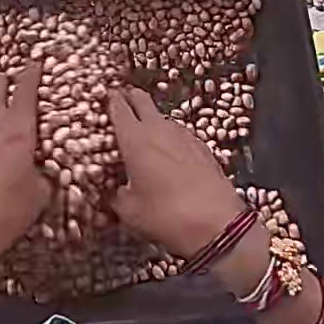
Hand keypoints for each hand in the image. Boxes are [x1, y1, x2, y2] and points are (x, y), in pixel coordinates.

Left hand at [0, 64, 50, 300]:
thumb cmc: (4, 214)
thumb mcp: (39, 195)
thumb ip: (44, 173)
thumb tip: (43, 170)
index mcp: (16, 131)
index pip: (25, 89)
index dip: (32, 72)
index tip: (38, 63)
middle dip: (7, 80)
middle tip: (19, 82)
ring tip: (11, 125)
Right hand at [107, 86, 249, 258]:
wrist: (219, 226)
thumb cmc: (166, 216)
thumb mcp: (129, 211)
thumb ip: (116, 194)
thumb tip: (114, 190)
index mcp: (134, 139)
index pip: (118, 106)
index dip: (109, 99)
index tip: (104, 99)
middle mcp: (158, 129)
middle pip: (141, 99)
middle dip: (129, 97)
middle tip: (121, 104)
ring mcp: (184, 135)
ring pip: (161, 117)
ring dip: (151, 120)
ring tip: (144, 137)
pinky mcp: (203, 146)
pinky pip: (179, 134)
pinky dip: (170, 138)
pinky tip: (169, 155)